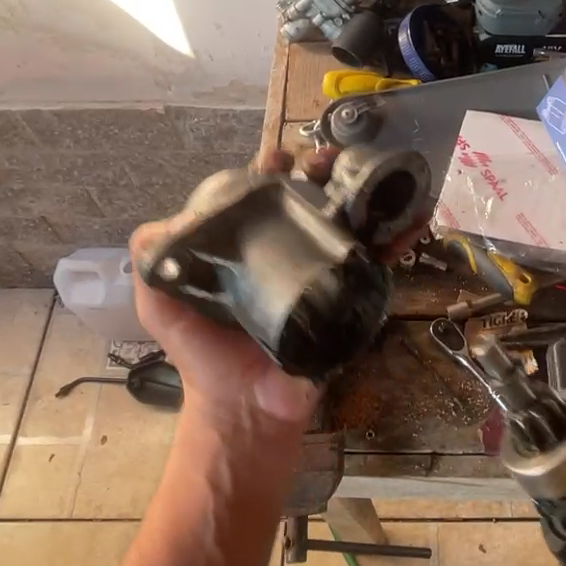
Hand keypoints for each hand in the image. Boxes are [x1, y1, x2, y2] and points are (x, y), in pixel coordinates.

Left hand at [128, 146, 428, 436]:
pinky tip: (413, 217)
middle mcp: (286, 252)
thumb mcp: (163, 307)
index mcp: (246, 247)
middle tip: (328, 159)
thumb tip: (167, 218)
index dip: (270, 171)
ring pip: (346, 221)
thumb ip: (152, 263)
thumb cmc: (205, 356)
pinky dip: (397, 239)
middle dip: (321, 170)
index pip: (261, 196)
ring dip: (362, 192)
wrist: (247, 406)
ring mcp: (321, 272)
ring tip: (371, 173)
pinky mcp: (349, 297)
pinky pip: (377, 263)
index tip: (279, 158)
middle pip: (309, 199)